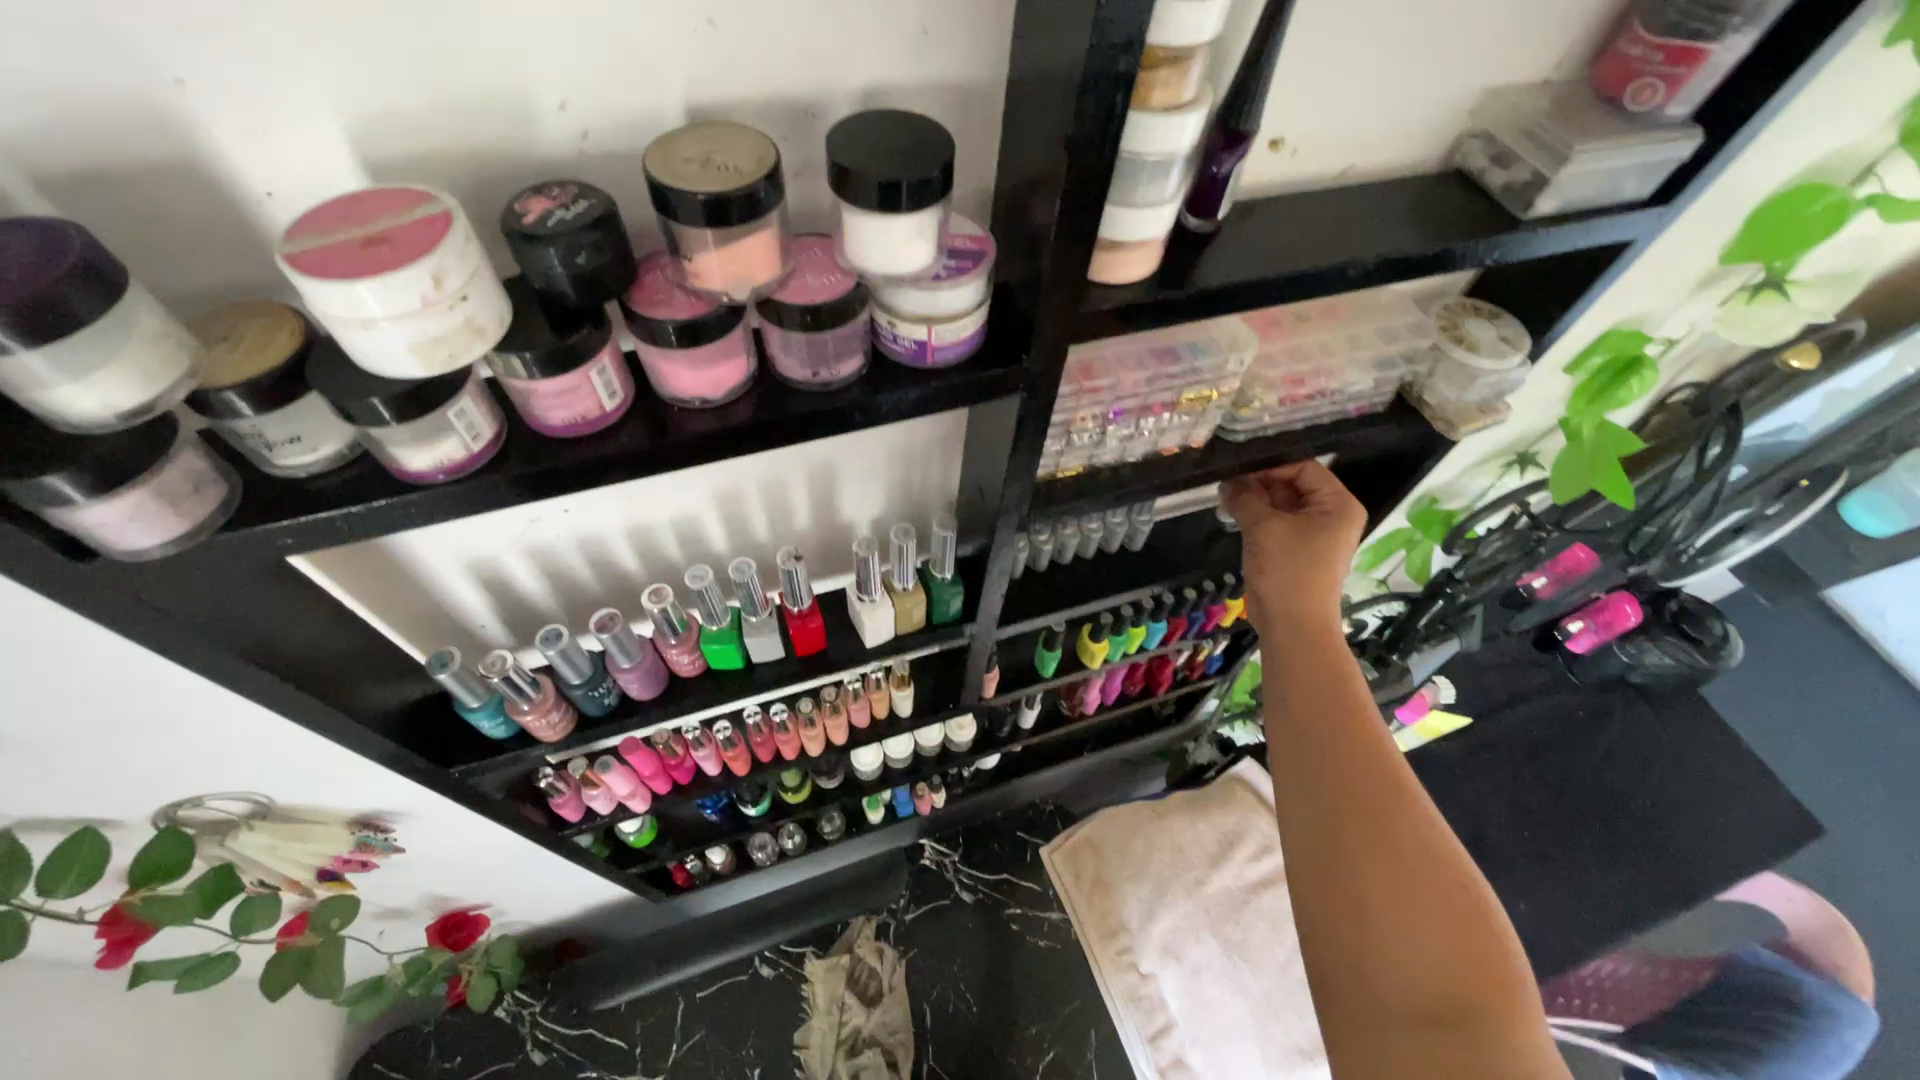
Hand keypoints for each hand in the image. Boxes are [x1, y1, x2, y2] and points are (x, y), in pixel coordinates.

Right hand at [1221, 461, 1366, 636]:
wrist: (1292, 627)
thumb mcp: (1264, 528)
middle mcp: (1332, 515)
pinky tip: (1233, 514)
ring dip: (1255, 501)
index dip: (1270, 466)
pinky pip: (1278, 525)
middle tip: (1226, 481)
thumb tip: (1228, 482)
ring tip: (1225, 497)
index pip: (1303, 468)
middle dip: (1260, 483)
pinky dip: (1257, 518)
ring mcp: (1315, 535)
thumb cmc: (1287, 572)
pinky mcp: (1297, 551)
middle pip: (1293, 485)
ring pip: (1282, 505)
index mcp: (1337, 504)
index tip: (1237, 469)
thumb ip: (1245, 497)